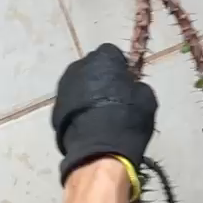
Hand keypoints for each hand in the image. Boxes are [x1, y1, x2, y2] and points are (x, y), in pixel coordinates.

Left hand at [52, 44, 156, 187]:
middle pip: (92, 66)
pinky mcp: (55, 106)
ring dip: (90, 91)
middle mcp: (79, 67)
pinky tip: (90, 121)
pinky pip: (72, 100)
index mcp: (103, 59)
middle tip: (115, 94)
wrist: (100, 150)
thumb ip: (136, 85)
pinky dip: (80, 106)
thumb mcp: (146, 98)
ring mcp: (64, 87)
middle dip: (102, 75)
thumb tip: (130, 86)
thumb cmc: (128, 119)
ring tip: (102, 109)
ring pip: (80, 82)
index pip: (112, 52)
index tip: (127, 80)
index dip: (120, 66)